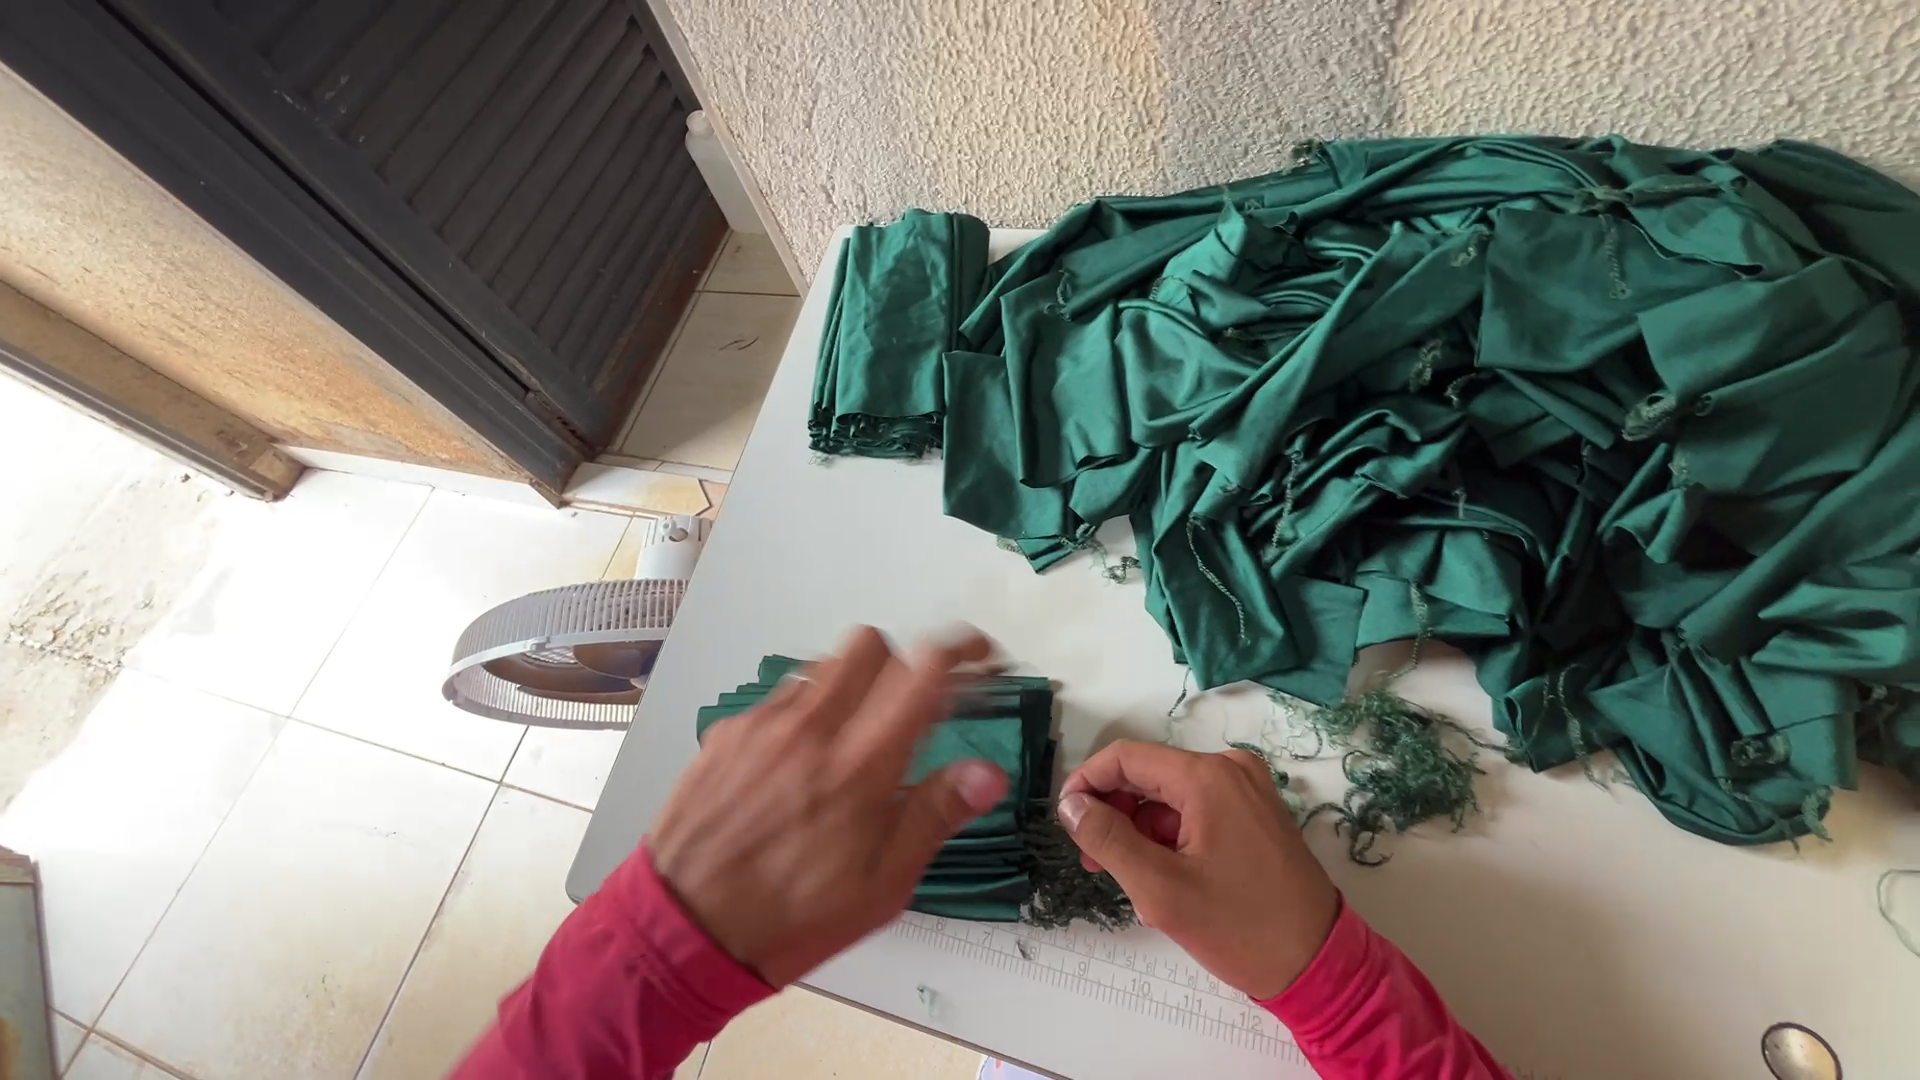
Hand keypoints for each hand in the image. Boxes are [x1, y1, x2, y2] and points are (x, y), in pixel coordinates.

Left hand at [649, 626, 1009, 985]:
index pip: (922, 674)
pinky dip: (808, 710)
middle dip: (902, 661)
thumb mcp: (880, 887)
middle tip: (909, 703)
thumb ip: (934, 816)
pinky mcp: (731, 730)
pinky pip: (783, 696)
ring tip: (853, 734)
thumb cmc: (794, 917)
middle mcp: (814, 728)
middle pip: (871, 644)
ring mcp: (766, 723)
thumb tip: (989, 771)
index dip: (961, 651)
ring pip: (826, 664)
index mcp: (861, 766)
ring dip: (854, 684)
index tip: (979, 657)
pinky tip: (798, 759)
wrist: (680, 928)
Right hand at [1056, 740, 1338, 999]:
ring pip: (1168, 794)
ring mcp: (1246, 788)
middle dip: (1113, 811)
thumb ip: (1107, 838)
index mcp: (1207, 776)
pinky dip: (1169, 834)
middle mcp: (1228, 768)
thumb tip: (1070, 804)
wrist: (1322, 967)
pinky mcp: (1254, 810)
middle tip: (1090, 856)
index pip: (1125, 757)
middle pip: (1148, 774)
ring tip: (1128, 877)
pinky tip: (1162, 874)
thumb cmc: (1240, 928)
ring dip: (1140, 828)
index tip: (1065, 818)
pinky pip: (1195, 807)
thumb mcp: (1161, 888)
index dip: (1086, 782)